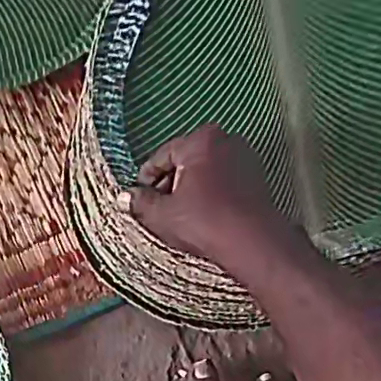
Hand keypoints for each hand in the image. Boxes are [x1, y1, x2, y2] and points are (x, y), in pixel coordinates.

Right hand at [127, 125, 307, 272]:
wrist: (248, 240)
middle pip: (186, 161)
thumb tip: (125, 197)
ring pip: (204, 172)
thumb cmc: (202, 222)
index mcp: (200, 140)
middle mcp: (225, 139)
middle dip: (169, 184)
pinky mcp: (255, 178)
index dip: (146, 178)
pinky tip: (200, 218)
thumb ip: (140, 202)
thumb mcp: (161, 215)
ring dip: (188, 191)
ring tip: (177, 217)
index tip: (138, 197)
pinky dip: (208, 196)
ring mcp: (244, 157)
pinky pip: (222, 182)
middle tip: (156, 210)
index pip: (163, 155)